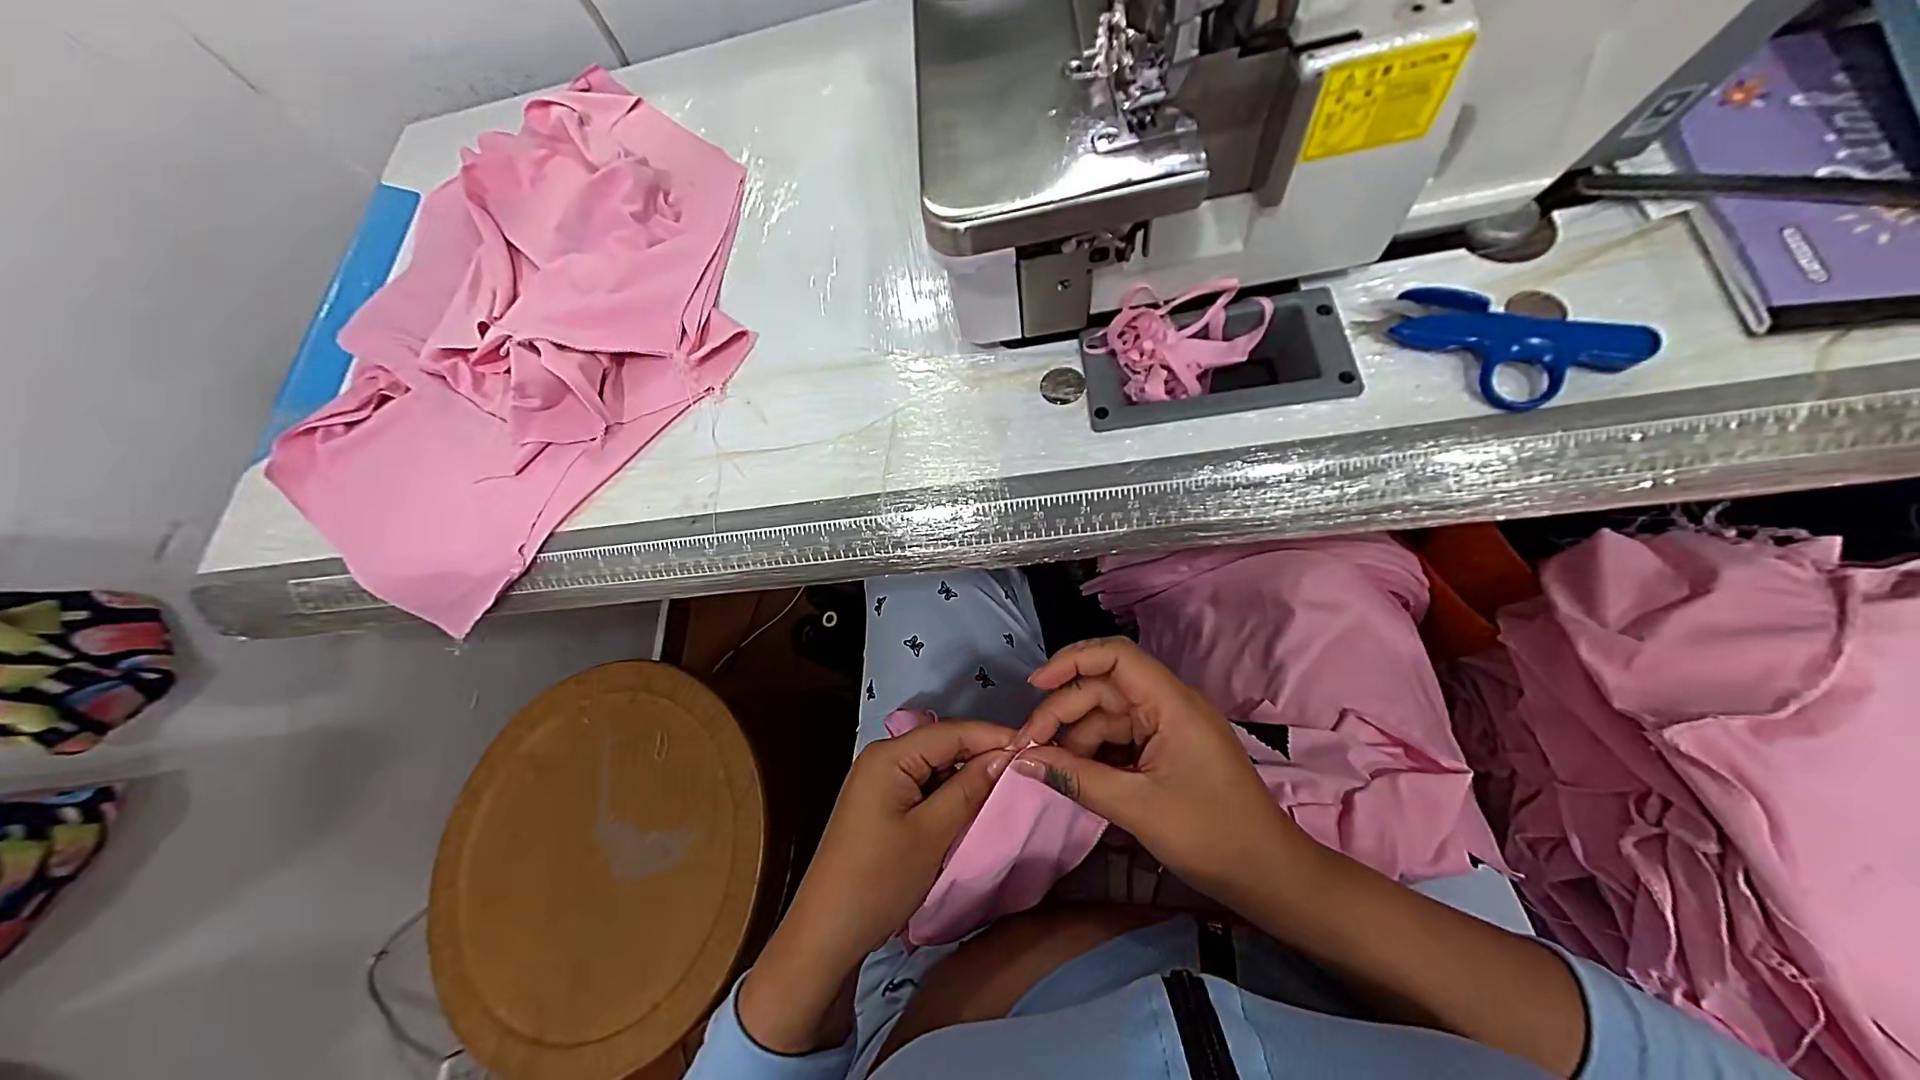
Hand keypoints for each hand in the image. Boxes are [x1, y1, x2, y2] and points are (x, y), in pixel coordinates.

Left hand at [738, 721, 1014, 1052]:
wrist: (826, 933)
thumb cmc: (878, 880)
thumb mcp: (932, 833)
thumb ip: (969, 789)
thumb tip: (1006, 757)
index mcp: (889, 756)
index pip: (952, 732)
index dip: (995, 738)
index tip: (1038, 749)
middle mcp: (883, 758)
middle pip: (944, 745)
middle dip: (984, 756)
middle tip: (1029, 770)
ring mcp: (880, 781)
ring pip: (937, 766)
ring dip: (969, 777)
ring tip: (1010, 788)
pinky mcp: (883, 804)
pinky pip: (925, 786)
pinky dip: (951, 794)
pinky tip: (976, 806)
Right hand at [1008, 637, 1311, 899]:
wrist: (1268, 876)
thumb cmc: (1211, 835)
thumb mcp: (1136, 806)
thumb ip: (1076, 778)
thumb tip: (1022, 760)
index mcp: (1171, 703)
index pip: (1115, 656)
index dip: (1071, 661)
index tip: (1035, 685)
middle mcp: (1168, 705)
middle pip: (1102, 689)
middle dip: (1062, 713)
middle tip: (1027, 748)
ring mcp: (1167, 728)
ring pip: (1106, 716)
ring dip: (1074, 738)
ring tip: (1047, 767)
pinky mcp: (1165, 750)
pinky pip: (1119, 739)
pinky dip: (1093, 753)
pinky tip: (1073, 774)